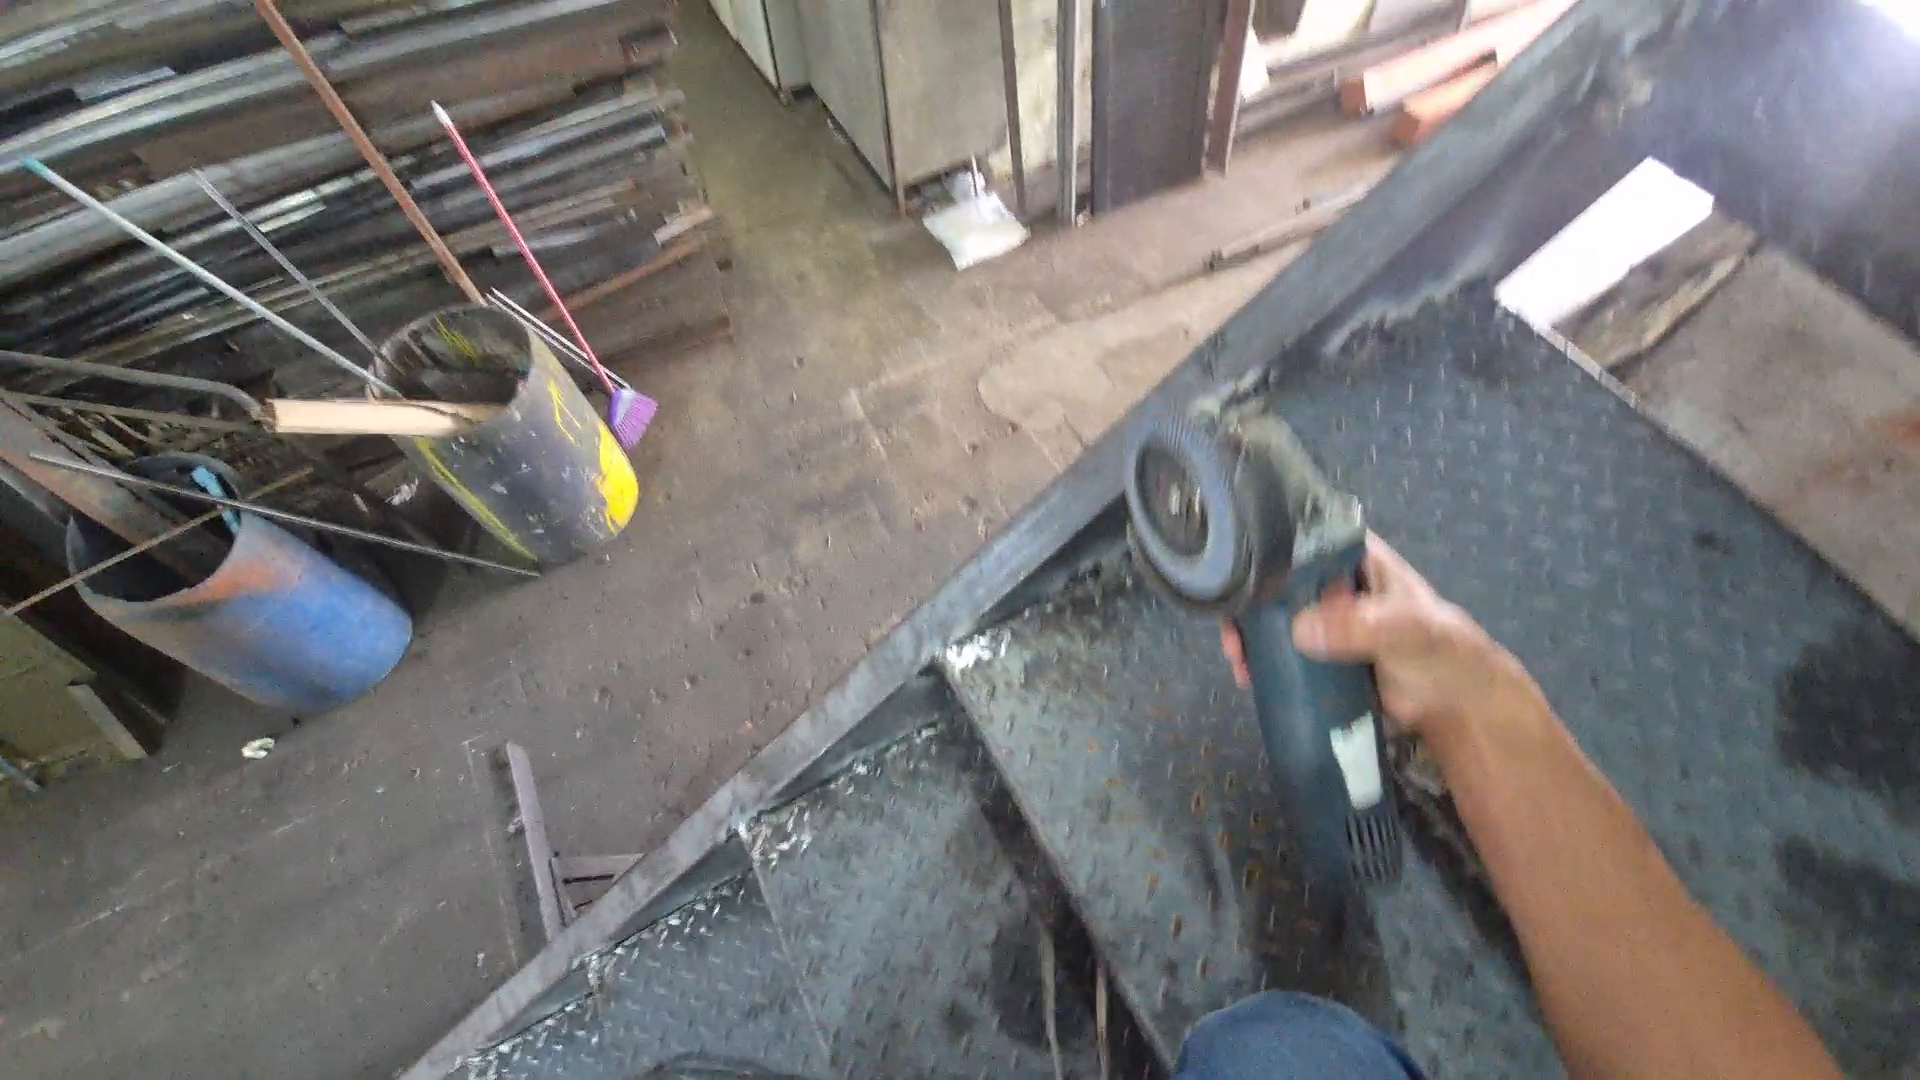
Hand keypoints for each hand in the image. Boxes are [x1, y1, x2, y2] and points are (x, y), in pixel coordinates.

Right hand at [1219, 534, 1539, 746]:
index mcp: (1352, 557)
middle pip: (1273, 580)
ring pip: (1270, 617)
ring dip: (1247, 636)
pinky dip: (1258, 661)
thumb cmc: (1440, 651)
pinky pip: (1278, 651)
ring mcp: (1320, 619)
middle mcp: (1330, 582)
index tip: (1235, 572)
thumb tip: (1300, 631)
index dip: (1263, 549)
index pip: (1299, 538)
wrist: (1458, 708)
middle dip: (1246, 603)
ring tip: (1239, 661)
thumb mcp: (1405, 629)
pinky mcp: (1315, 654)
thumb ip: (1360, 625)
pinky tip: (1249, 678)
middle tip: (1232, 631)